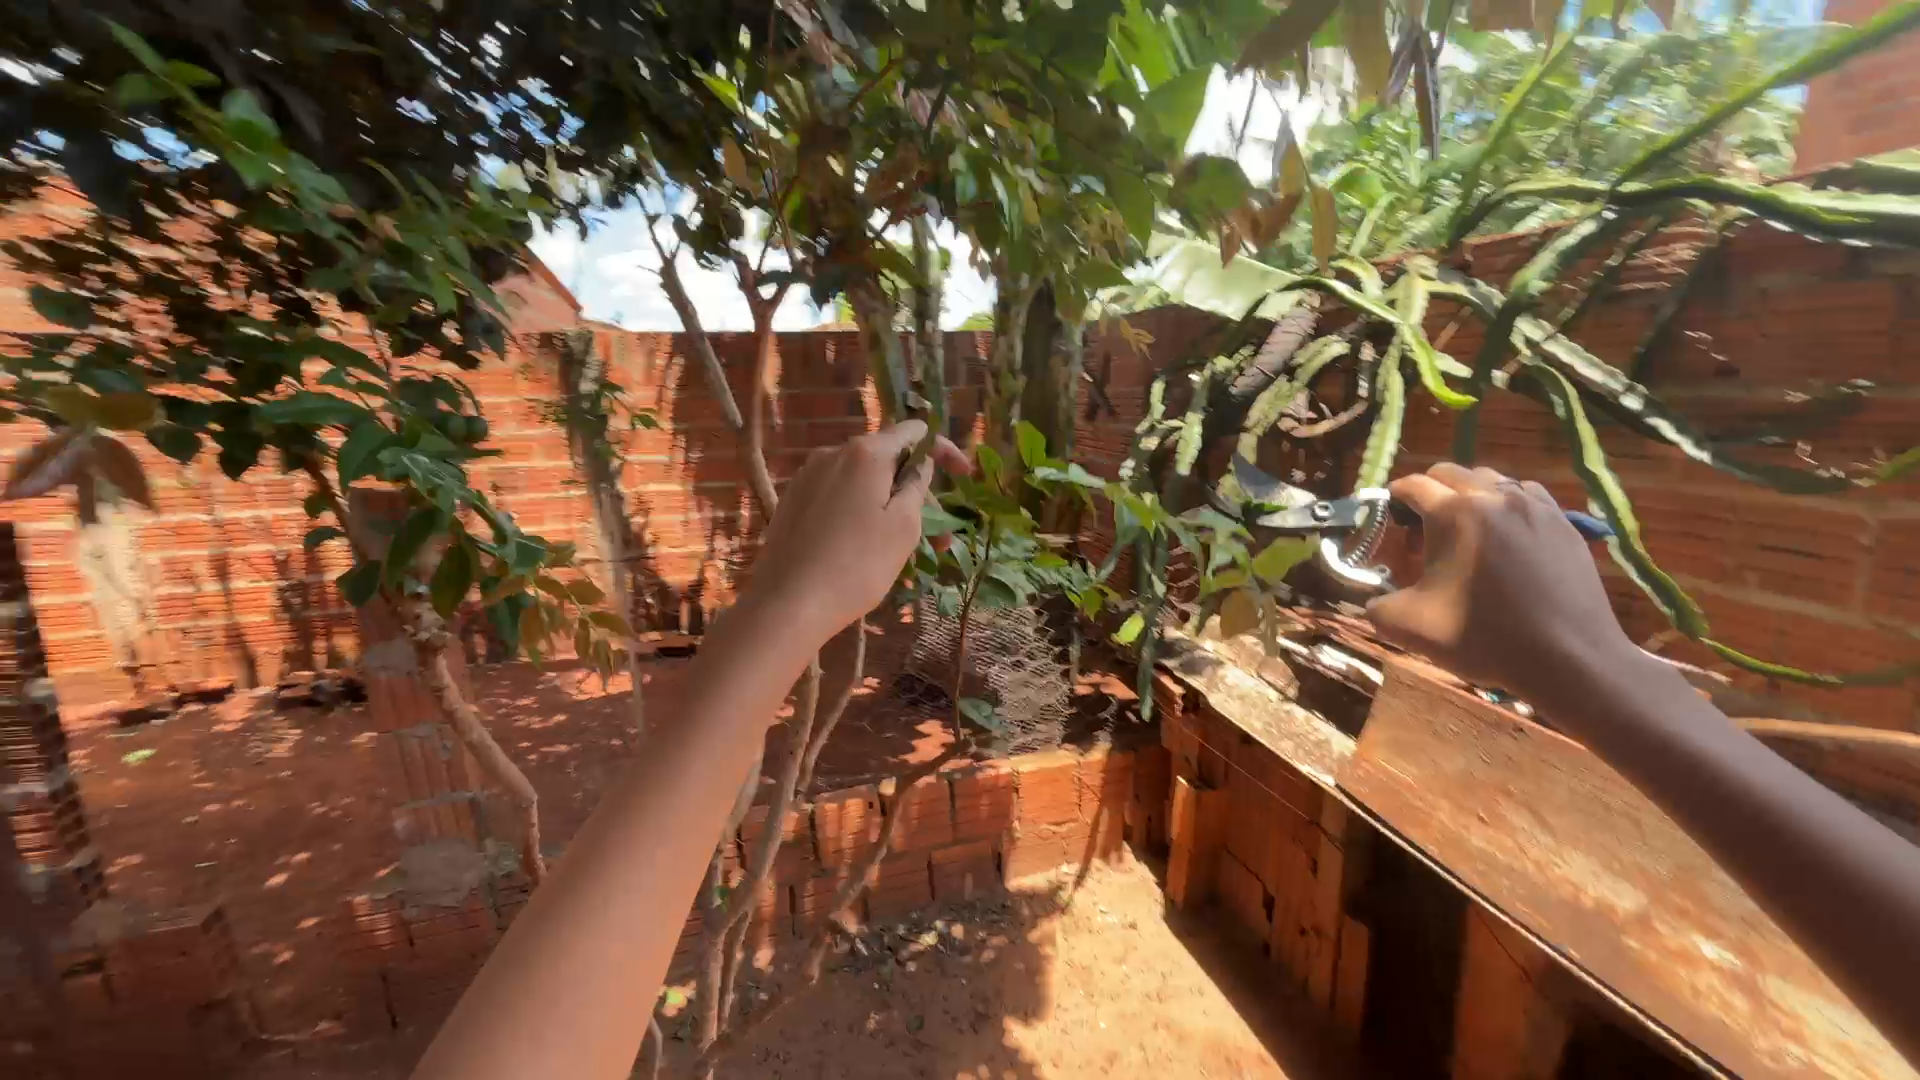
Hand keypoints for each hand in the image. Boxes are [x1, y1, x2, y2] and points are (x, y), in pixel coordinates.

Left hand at [744, 419, 967, 645]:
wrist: (787, 604)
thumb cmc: (857, 565)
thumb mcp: (903, 526)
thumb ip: (917, 485)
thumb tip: (920, 463)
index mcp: (865, 453)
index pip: (914, 432)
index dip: (944, 450)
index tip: (965, 476)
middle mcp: (832, 454)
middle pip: (887, 460)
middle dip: (918, 491)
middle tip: (941, 538)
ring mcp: (808, 478)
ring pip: (863, 482)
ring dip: (892, 506)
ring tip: (908, 551)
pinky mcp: (793, 503)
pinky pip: (839, 497)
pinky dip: (863, 513)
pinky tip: (869, 548)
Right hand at [1364, 463, 1636, 704]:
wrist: (1569, 659)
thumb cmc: (1482, 637)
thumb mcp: (1407, 626)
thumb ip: (1376, 605)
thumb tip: (1373, 599)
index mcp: (1452, 514)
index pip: (1412, 485)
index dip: (1393, 496)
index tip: (1386, 513)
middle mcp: (1494, 497)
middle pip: (1451, 472)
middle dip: (1429, 491)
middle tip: (1422, 527)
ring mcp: (1536, 508)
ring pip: (1492, 480)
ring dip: (1470, 495)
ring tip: (1465, 530)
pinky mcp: (1565, 524)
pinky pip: (1527, 497)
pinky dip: (1507, 506)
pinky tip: (1505, 537)